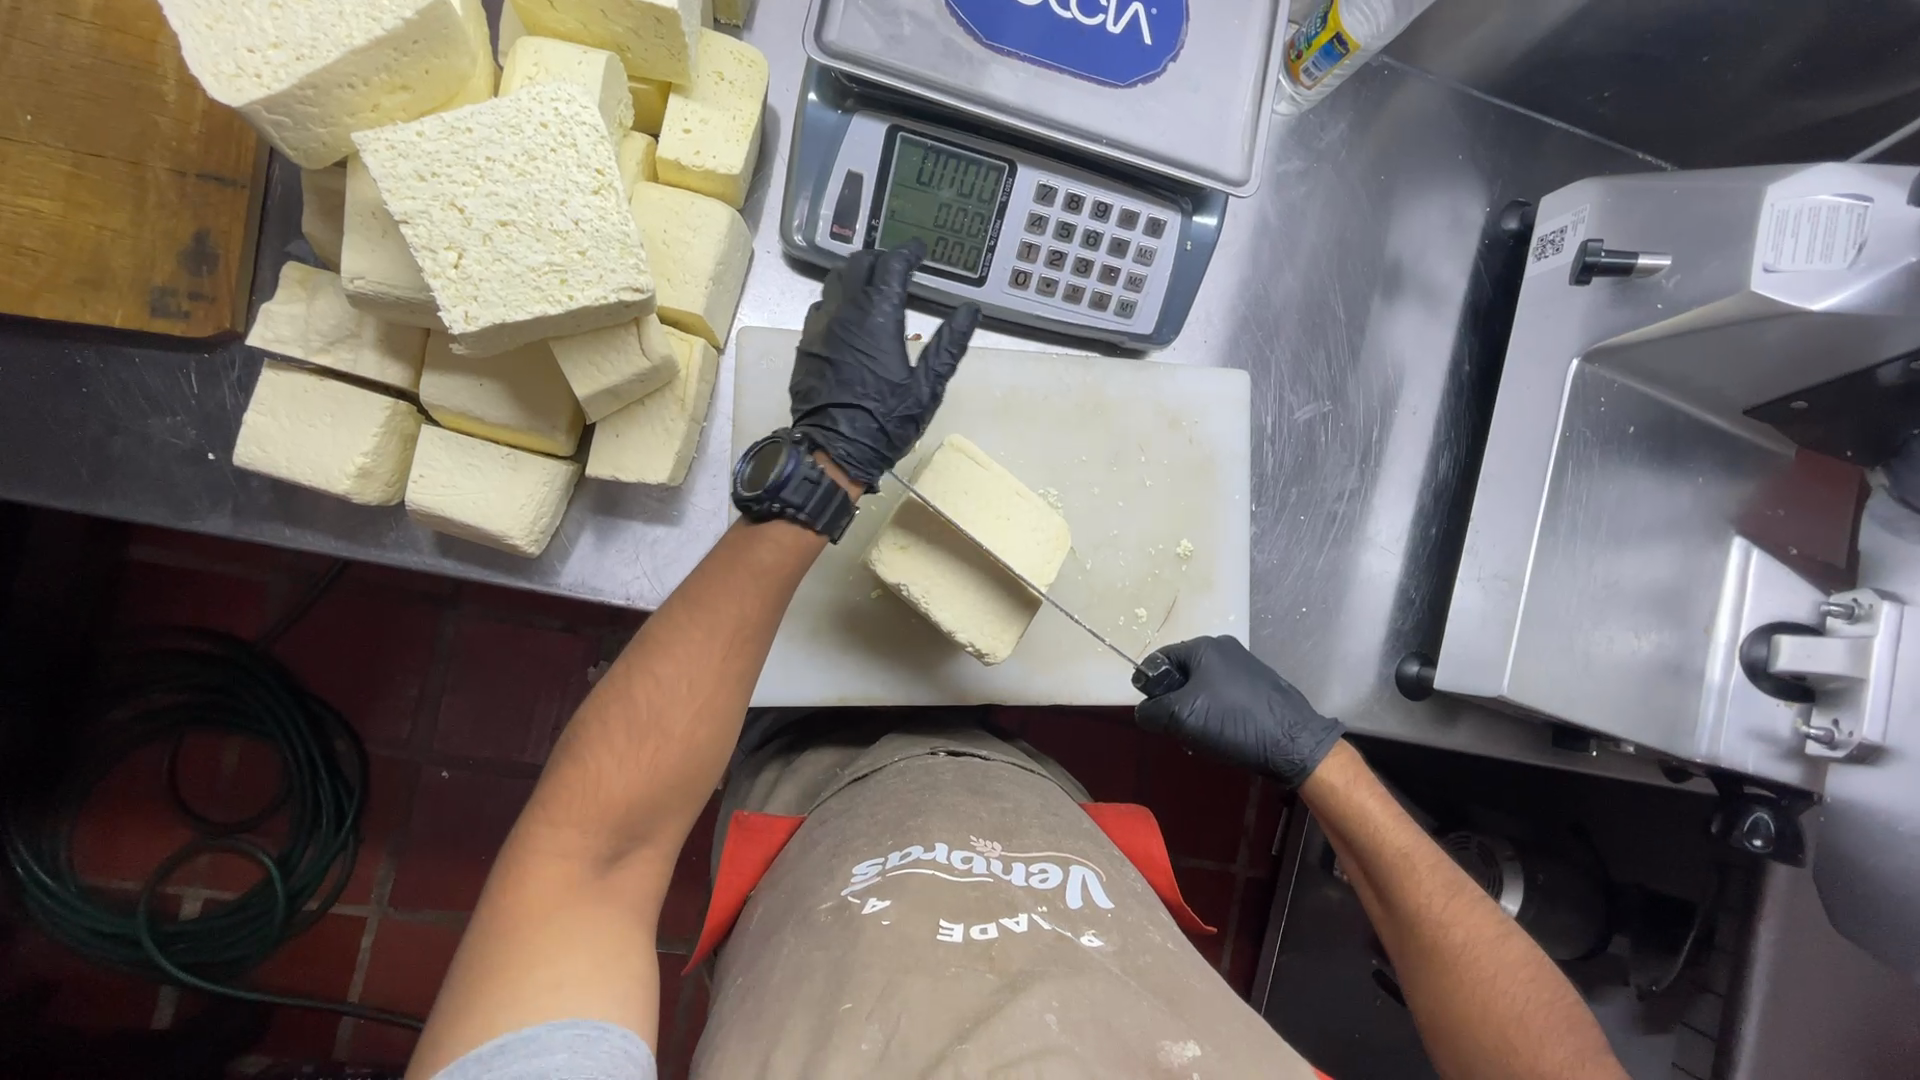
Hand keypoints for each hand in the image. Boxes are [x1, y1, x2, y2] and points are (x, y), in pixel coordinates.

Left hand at [790, 241, 981, 490]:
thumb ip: (948, 345)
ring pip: (834, 282)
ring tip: (873, 286)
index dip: (907, 252)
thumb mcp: (927, 388)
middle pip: (858, 264)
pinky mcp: (806, 345)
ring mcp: (820, 328)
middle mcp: (845, 313)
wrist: (834, 450)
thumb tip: (970, 312)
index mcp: (878, 317)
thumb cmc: (885, 422)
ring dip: (855, 276)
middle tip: (897, 267)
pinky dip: (838, 301)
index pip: (891, 264)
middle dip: (880, 258)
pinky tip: (848, 317)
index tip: (919, 251)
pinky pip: (820, 308)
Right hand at [1135, 636, 1344, 787]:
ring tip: (1201, 738)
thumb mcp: (1181, 717)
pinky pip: (1223, 696)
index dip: (1150, 688)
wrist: (1294, 743)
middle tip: (1179, 730)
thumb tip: (1144, 711)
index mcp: (1203, 646)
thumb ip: (1152, 711)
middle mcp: (1224, 648)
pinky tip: (1222, 736)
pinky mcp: (1259, 685)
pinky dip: (1216, 715)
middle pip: (1181, 675)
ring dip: (1195, 713)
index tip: (1154, 714)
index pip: (1159, 660)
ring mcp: (1245, 666)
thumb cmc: (1233, 722)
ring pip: (1202, 688)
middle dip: (1174, 704)